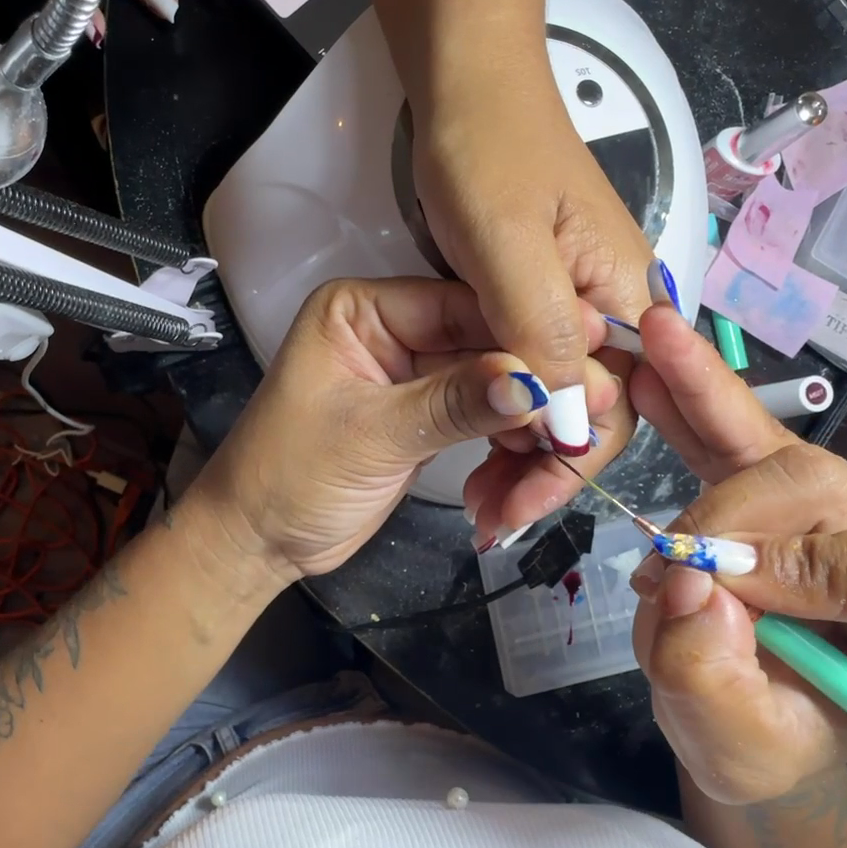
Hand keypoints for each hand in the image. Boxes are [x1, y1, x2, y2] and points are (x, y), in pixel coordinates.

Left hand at [189, 278, 620, 578]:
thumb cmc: (290, 475)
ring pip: (499, 388)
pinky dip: (510, 453)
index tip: (587, 372)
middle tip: (586, 429)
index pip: (466, 305)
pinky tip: (523, 485)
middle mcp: (399, 331)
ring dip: (529, 432)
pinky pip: (489, 422)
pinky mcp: (431, 419)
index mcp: (368, 308)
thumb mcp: (371, 435)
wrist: (259, 542)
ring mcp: (418, 376)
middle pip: (492, 346)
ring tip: (556, 470)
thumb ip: (453, 404)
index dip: (528, 339)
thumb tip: (535, 381)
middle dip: (536, 393)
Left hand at [412, 84, 656, 534]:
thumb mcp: (507, 246)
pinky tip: (474, 456)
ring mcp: (563, 309)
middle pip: (586, 409)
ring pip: (552, 403)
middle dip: (542, 466)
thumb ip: (540, 333)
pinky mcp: (527, 310)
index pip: (614, 398)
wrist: (463, 90)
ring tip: (479, 503)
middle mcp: (603, 307)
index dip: (570, 454)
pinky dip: (499, 421)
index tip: (522, 496)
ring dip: (517, 455)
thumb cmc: (485, 154)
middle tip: (494, 514)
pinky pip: (524, 379)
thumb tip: (573, 422)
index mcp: (617, 292)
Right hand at [628, 305, 846, 804]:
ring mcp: (831, 509)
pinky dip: (691, 395)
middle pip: (820, 491)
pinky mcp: (770, 488)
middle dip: (725, 521)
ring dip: (702, 400)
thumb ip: (711, 679)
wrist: (745, 718)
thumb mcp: (735, 746)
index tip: (723, 602)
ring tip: (647, 349)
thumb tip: (685, 580)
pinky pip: (732, 433)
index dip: (816, 572)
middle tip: (658, 572)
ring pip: (772, 445)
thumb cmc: (758, 742)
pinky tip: (653, 354)